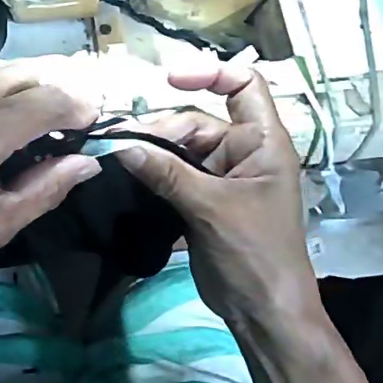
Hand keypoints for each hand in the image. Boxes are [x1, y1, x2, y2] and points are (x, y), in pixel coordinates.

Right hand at [114, 63, 315, 323]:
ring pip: (178, 147)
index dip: (210, 72)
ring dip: (150, 151)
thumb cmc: (255, 252)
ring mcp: (219, 174)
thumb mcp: (211, 207)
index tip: (168, 80)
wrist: (262, 310)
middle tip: (124, 146)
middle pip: (195, 119)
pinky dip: (150, 169)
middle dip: (161, 130)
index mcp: (262, 141)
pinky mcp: (200, 196)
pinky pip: (170, 170)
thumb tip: (120, 144)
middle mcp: (241, 150)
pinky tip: (127, 172)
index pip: (243, 85)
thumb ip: (166, 173)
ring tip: (119, 157)